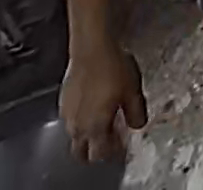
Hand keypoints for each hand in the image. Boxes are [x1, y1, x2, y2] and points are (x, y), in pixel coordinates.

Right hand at [59, 47, 148, 162]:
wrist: (92, 50)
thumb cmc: (114, 70)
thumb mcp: (132, 90)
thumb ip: (136, 111)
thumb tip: (139, 125)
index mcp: (95, 128)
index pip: (101, 153)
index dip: (113, 153)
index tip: (123, 147)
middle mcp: (77, 128)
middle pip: (82, 152)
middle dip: (97, 151)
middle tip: (112, 140)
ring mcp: (67, 116)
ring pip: (76, 138)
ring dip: (89, 137)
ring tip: (106, 123)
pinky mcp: (63, 103)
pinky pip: (72, 122)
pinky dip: (83, 122)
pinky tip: (94, 109)